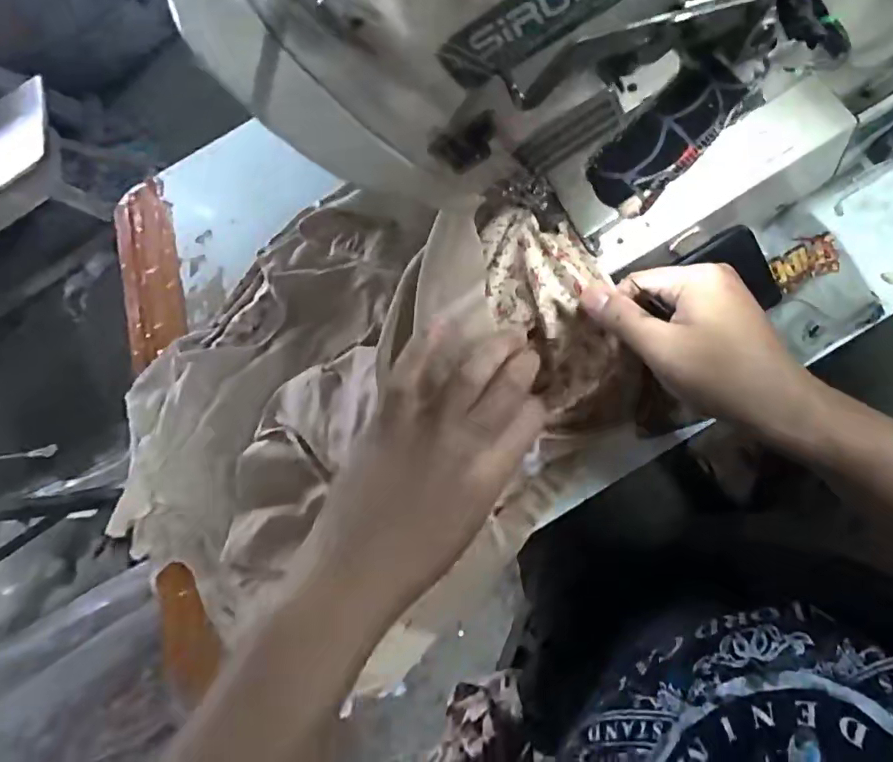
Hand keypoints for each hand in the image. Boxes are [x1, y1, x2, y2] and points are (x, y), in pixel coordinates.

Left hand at [302, 303, 545, 607]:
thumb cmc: (423, 554)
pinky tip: (446, 321)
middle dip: (525, 361)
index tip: (535, 396)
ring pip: (469, 370)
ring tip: (507, 332)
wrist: (353, 571)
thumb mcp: (479, 513)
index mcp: (492, 471)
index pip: (532, 416)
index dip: (539, 401)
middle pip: (507, 385)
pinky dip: (427, 343)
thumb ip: (498, 465)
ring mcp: (425, 425)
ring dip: (494, 345)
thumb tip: (511, 431)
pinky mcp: (388, 418)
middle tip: (529, 349)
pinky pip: (410, 372)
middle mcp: (466, 440)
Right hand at [580, 264, 823, 439]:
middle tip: (634, 359)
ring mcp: (729, 294)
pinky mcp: (737, 315)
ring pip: (675, 307)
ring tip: (658, 364)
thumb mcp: (661, 349)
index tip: (611, 346)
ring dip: (661, 333)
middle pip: (657, 292)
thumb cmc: (717, 375)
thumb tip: (585, 289)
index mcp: (697, 275)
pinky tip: (684, 363)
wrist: (780, 404)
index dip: (618, 311)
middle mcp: (714, 275)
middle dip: (641, 323)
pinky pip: (696, 316)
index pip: (637, 280)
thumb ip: (621, 318)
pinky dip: (682, 336)